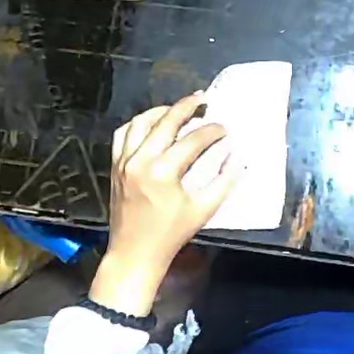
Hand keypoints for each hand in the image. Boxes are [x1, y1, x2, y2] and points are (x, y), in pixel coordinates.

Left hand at [91, 94, 239, 314]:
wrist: (134, 254)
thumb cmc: (171, 234)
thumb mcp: (203, 210)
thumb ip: (224, 181)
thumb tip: (238, 159)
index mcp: (163, 172)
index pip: (192, 140)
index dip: (212, 131)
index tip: (224, 129)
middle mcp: (140, 160)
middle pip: (165, 121)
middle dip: (186, 107)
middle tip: (202, 99)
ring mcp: (124, 162)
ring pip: (140, 122)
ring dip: (160, 111)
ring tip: (178, 109)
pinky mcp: (115, 166)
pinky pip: (123, 135)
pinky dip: (138, 124)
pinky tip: (151, 124)